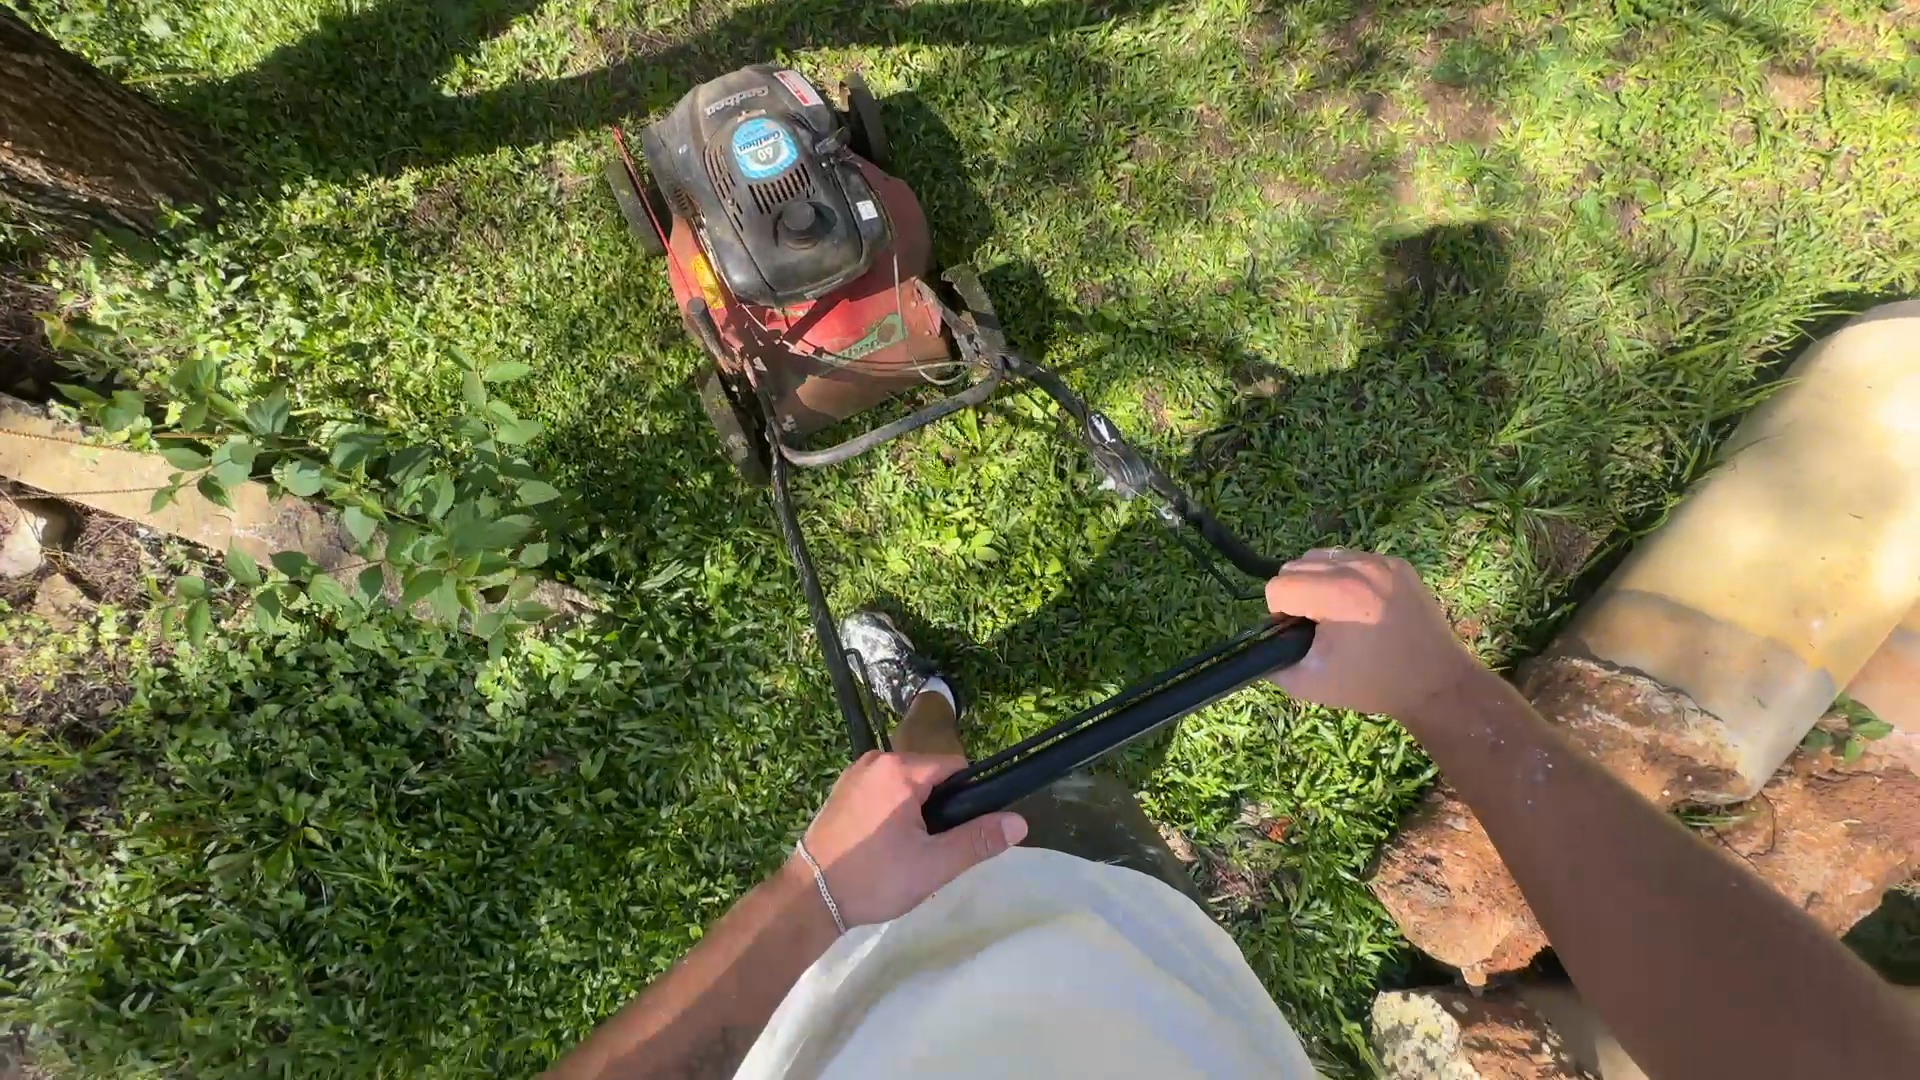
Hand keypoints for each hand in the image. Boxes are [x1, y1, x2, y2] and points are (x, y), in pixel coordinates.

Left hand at [799, 751, 1027, 926]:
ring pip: (904, 782)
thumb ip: (977, 840)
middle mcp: (877, 759)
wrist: (808, 897)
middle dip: (937, 806)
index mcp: (901, 770)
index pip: (954, 766)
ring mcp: (855, 772)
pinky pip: (881, 788)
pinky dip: (890, 809)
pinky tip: (882, 844)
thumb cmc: (874, 879)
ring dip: (913, 809)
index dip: (965, 795)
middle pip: (928, 774)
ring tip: (905, 850)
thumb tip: (1019, 822)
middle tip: (929, 849)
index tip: (957, 830)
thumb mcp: (932, 865)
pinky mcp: (841, 787)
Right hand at [1265, 548, 1484, 719]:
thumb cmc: (1371, 685)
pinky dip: (1345, 577)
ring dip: (1317, 580)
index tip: (1300, 634)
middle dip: (1296, 594)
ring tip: (1335, 611)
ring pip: (1321, 556)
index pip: (1278, 586)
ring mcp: (1380, 562)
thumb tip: (1261, 645)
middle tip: (1316, 625)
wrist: (1437, 684)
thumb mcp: (1309, 684)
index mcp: (1335, 594)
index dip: (1279, 613)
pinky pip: (1352, 558)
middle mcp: (1356, 568)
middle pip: (1295, 565)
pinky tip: (1359, 604)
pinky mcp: (1397, 563)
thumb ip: (1273, 664)